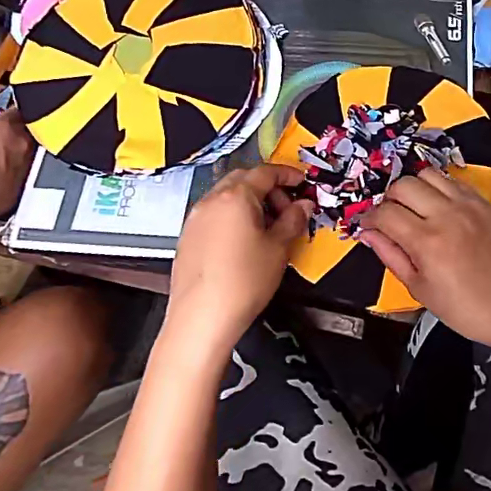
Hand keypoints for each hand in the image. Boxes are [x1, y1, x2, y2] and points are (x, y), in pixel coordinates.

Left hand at [165, 165, 310, 352]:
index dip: (288, 174)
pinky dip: (233, 217)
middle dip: (269, 187)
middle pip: (244, 179)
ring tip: (269, 227)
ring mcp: (195, 219)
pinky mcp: (188, 238)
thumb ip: (293, 220)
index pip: (265, 172)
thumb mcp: (279, 247)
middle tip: (288, 206)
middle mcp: (211, 202)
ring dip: (250, 202)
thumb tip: (302, 207)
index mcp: (236, 197)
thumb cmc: (241, 283)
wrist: (202, 318)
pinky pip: (215, 215)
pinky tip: (246, 241)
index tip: (301, 181)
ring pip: (227, 197)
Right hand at [359, 169, 490, 348]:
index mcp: (427, 242)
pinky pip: (453, 181)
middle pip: (403, 185)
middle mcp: (448, 216)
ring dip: (414, 188)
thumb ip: (390, 255)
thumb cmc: (464, 306)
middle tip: (390, 217)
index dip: (370, 218)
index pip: (385, 213)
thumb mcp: (418, 288)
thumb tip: (368, 234)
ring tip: (414, 208)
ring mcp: (468, 206)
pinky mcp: (483, 203)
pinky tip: (438, 208)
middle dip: (389, 199)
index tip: (368, 225)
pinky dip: (439, 189)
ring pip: (428, 174)